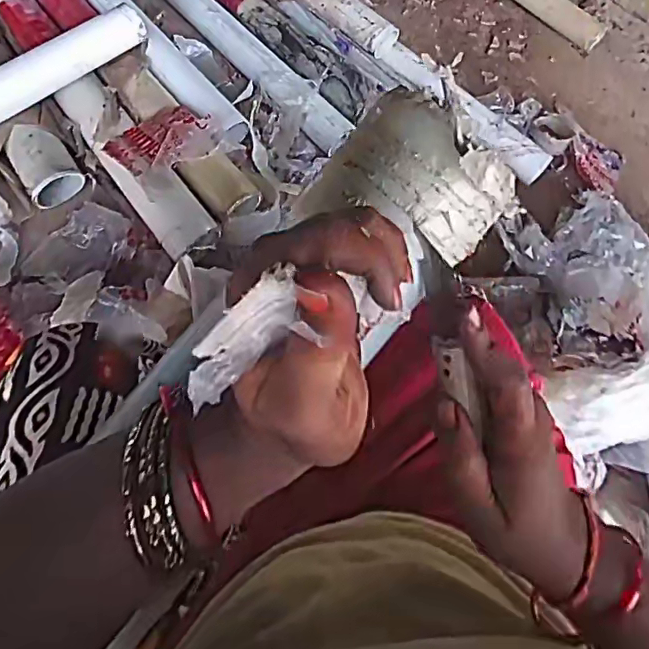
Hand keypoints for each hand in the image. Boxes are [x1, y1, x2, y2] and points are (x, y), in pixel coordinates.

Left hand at [226, 208, 410, 467]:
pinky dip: (385, 247)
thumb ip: (313, 347)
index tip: (386, 301)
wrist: (287, 426)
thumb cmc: (287, 420)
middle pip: (332, 226)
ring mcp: (296, 260)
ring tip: (395, 290)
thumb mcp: (301, 402)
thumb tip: (323, 285)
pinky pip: (358, 233)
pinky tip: (392, 280)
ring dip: (384, 247)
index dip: (357, 260)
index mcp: (253, 291)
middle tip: (393, 298)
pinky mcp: (320, 263)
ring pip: (348, 221)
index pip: (308, 245)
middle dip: (376, 255)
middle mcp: (270, 266)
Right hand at [433, 300, 594, 598]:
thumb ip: (460, 456)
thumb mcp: (478, 508)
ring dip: (479, 345)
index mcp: (522, 441)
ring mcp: (534, 413)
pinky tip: (463, 350)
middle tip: (448, 310)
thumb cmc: (517, 532)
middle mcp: (533, 417)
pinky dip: (483, 360)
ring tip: (452, 321)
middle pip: (506, 368)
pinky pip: (503, 379)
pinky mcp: (527, 414)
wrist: (564, 549)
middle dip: (476, 337)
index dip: (484, 349)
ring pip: (506, 370)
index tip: (464, 319)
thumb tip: (445, 405)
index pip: (506, 384)